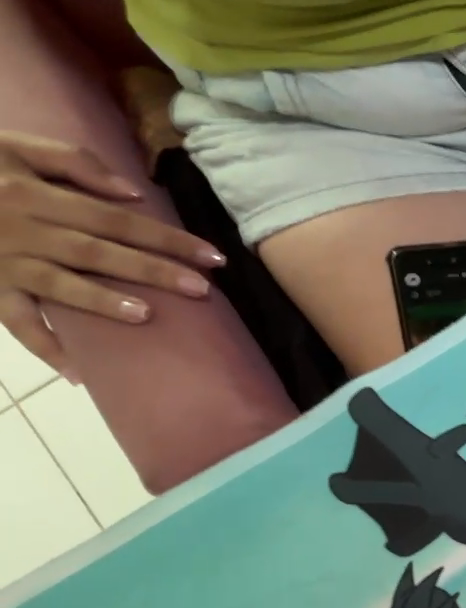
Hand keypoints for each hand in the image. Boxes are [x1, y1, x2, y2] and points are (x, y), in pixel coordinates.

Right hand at [0, 132, 224, 364]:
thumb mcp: (12, 146)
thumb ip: (72, 160)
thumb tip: (134, 193)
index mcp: (33, 194)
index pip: (115, 220)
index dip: (166, 238)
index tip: (215, 258)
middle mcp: (20, 229)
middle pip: (95, 252)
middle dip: (149, 270)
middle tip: (201, 289)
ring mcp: (0, 261)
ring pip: (55, 283)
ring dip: (98, 301)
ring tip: (144, 315)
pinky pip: (14, 320)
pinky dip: (44, 347)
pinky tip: (79, 373)